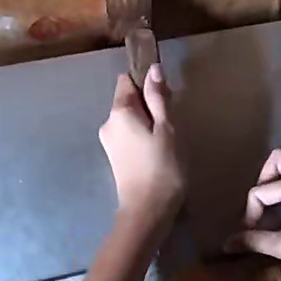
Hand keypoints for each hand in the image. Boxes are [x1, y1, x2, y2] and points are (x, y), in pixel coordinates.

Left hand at [99, 65, 183, 225]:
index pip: (126, 81)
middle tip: (172, 122)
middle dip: (149, 104)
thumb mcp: (168, 128)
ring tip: (167, 140)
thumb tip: (153, 69)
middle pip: (128, 101)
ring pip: (130, 120)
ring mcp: (109, 143)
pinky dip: (142, 137)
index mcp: (119, 112)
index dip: (146, 82)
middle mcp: (108, 124)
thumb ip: (159, 98)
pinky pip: (129, 136)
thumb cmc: (163, 167)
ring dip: (148, 123)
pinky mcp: (115, 158)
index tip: (165, 96)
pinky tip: (158, 152)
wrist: (147, 211)